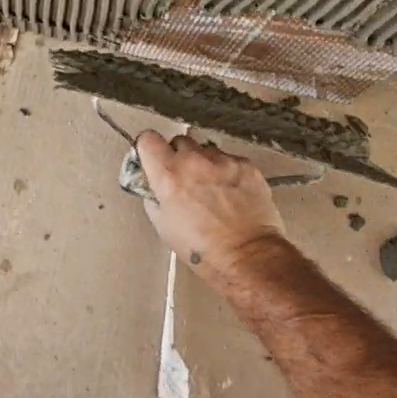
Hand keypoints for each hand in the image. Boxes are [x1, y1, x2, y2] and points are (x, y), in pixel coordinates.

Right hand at [135, 131, 285, 279]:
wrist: (248, 258)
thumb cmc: (203, 250)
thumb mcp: (163, 227)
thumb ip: (153, 198)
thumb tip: (153, 186)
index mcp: (168, 174)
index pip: (148, 139)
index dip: (149, 148)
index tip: (153, 157)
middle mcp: (193, 161)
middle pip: (179, 141)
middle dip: (179, 157)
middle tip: (185, 180)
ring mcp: (222, 161)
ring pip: (207, 150)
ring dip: (205, 165)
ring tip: (214, 191)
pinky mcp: (246, 166)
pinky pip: (231, 160)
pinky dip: (229, 173)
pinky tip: (233, 195)